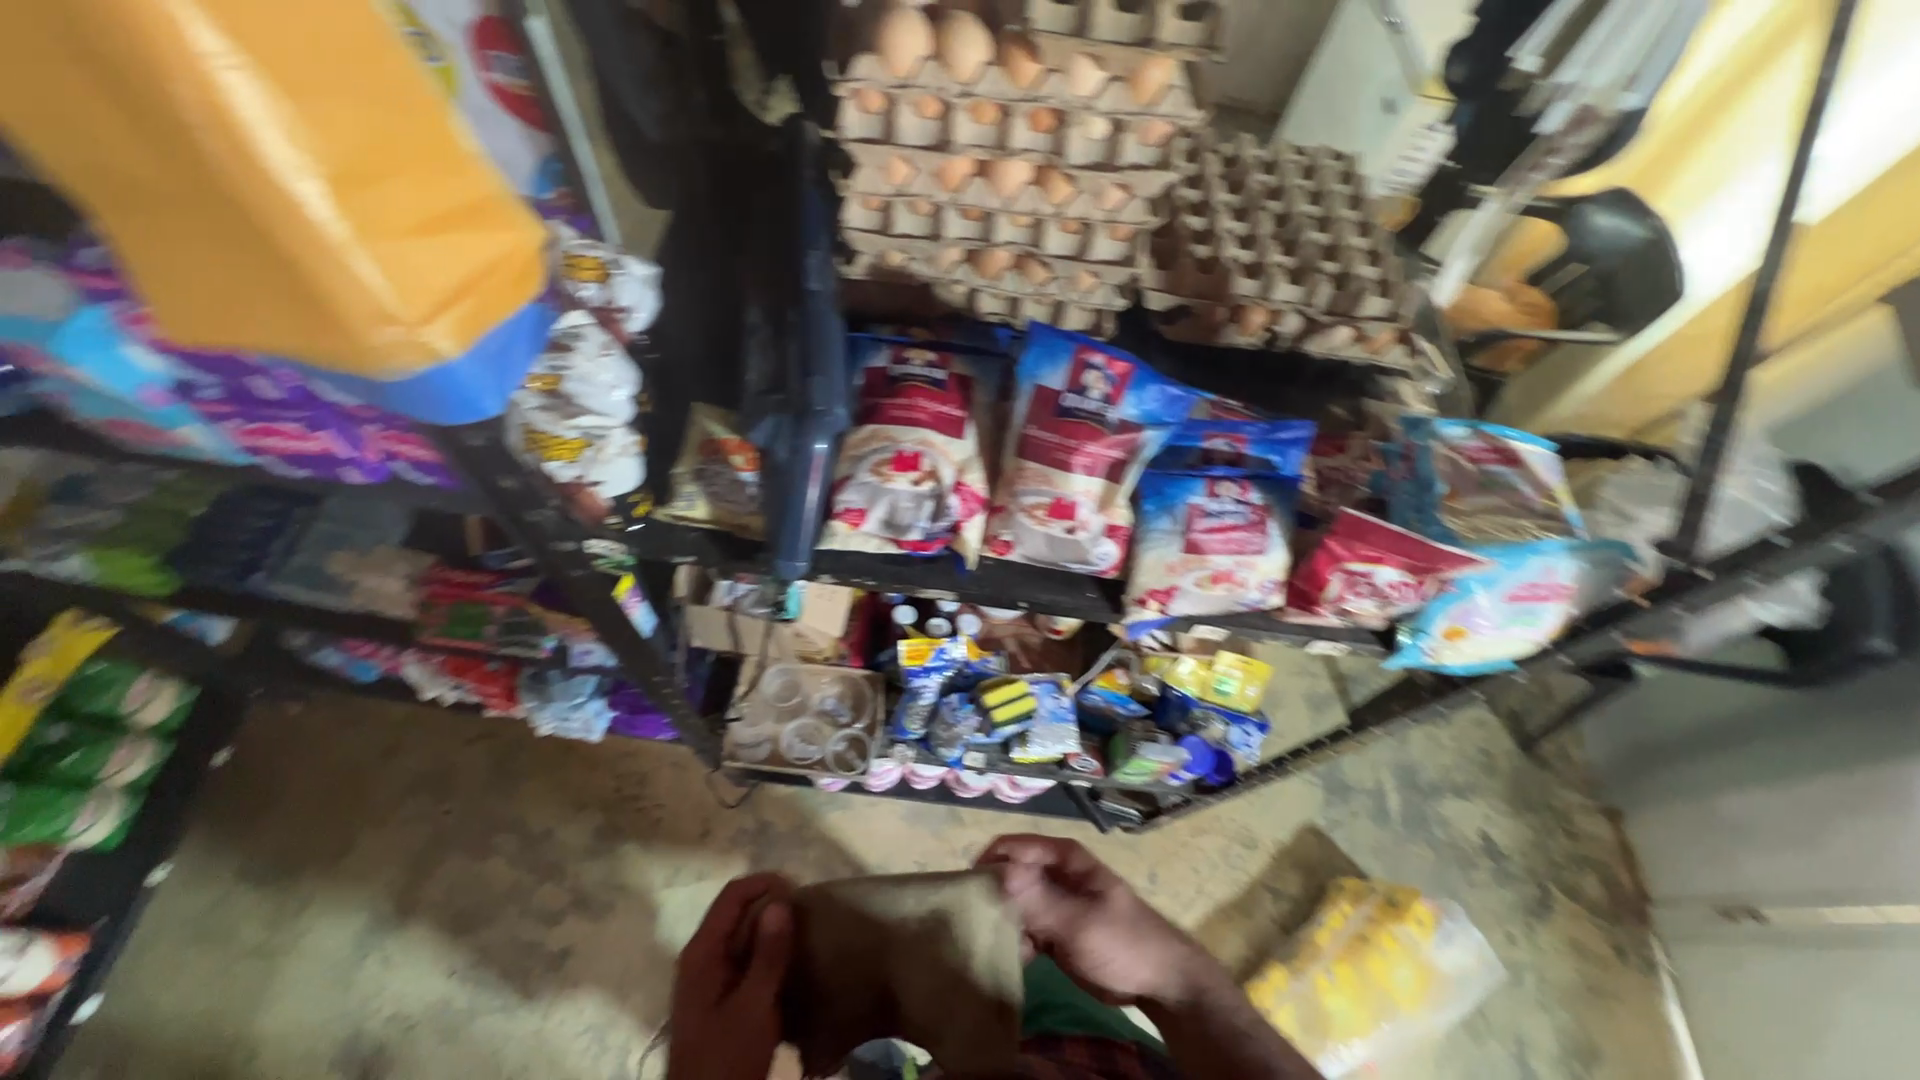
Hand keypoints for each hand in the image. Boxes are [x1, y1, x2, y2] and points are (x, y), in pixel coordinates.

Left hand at [667, 873, 793, 1079]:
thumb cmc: (726, 1060)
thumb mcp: (754, 1007)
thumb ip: (768, 954)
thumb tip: (781, 902)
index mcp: (702, 952)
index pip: (732, 895)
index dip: (765, 883)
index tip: (801, 891)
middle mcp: (700, 957)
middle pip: (735, 911)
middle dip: (770, 905)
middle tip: (809, 913)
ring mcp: (707, 977)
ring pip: (740, 935)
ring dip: (770, 929)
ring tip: (806, 934)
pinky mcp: (718, 996)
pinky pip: (743, 958)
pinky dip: (765, 952)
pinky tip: (790, 964)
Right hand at [976, 835, 1223, 1008]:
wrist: (1160, 982)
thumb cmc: (1124, 942)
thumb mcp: (1080, 922)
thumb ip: (1040, 900)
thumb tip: (998, 873)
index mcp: (1064, 858)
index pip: (1014, 846)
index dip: (989, 862)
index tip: (968, 890)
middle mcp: (1055, 874)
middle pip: (1010, 873)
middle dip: (992, 894)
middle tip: (976, 920)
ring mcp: (1055, 902)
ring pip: (1014, 902)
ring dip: (1003, 921)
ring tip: (994, 943)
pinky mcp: (1054, 931)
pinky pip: (1024, 928)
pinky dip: (1016, 941)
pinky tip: (1015, 959)